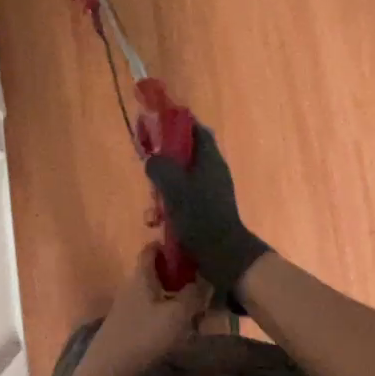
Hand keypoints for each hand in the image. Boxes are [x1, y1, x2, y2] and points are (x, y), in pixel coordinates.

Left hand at [78, 245, 211, 375]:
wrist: (109, 369)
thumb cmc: (144, 335)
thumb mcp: (177, 314)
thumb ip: (193, 295)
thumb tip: (204, 280)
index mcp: (142, 276)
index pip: (151, 249)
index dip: (168, 245)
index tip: (188, 249)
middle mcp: (131, 287)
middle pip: (155, 273)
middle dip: (177, 275)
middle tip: (200, 283)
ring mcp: (126, 308)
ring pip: (153, 294)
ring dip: (172, 297)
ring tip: (194, 309)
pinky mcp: (125, 327)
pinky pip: (149, 311)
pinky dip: (164, 314)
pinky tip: (177, 328)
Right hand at [144, 125, 272, 297]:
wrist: (222, 252)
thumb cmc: (198, 214)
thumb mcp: (173, 187)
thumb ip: (159, 167)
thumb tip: (152, 159)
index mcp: (210, 159)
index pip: (198, 130)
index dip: (180, 124)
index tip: (159, 125)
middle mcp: (215, 170)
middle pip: (192, 152)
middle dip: (171, 154)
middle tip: (152, 160)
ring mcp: (215, 189)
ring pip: (189, 173)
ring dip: (171, 178)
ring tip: (154, 189)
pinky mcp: (211, 207)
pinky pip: (191, 192)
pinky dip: (176, 195)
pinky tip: (162, 210)